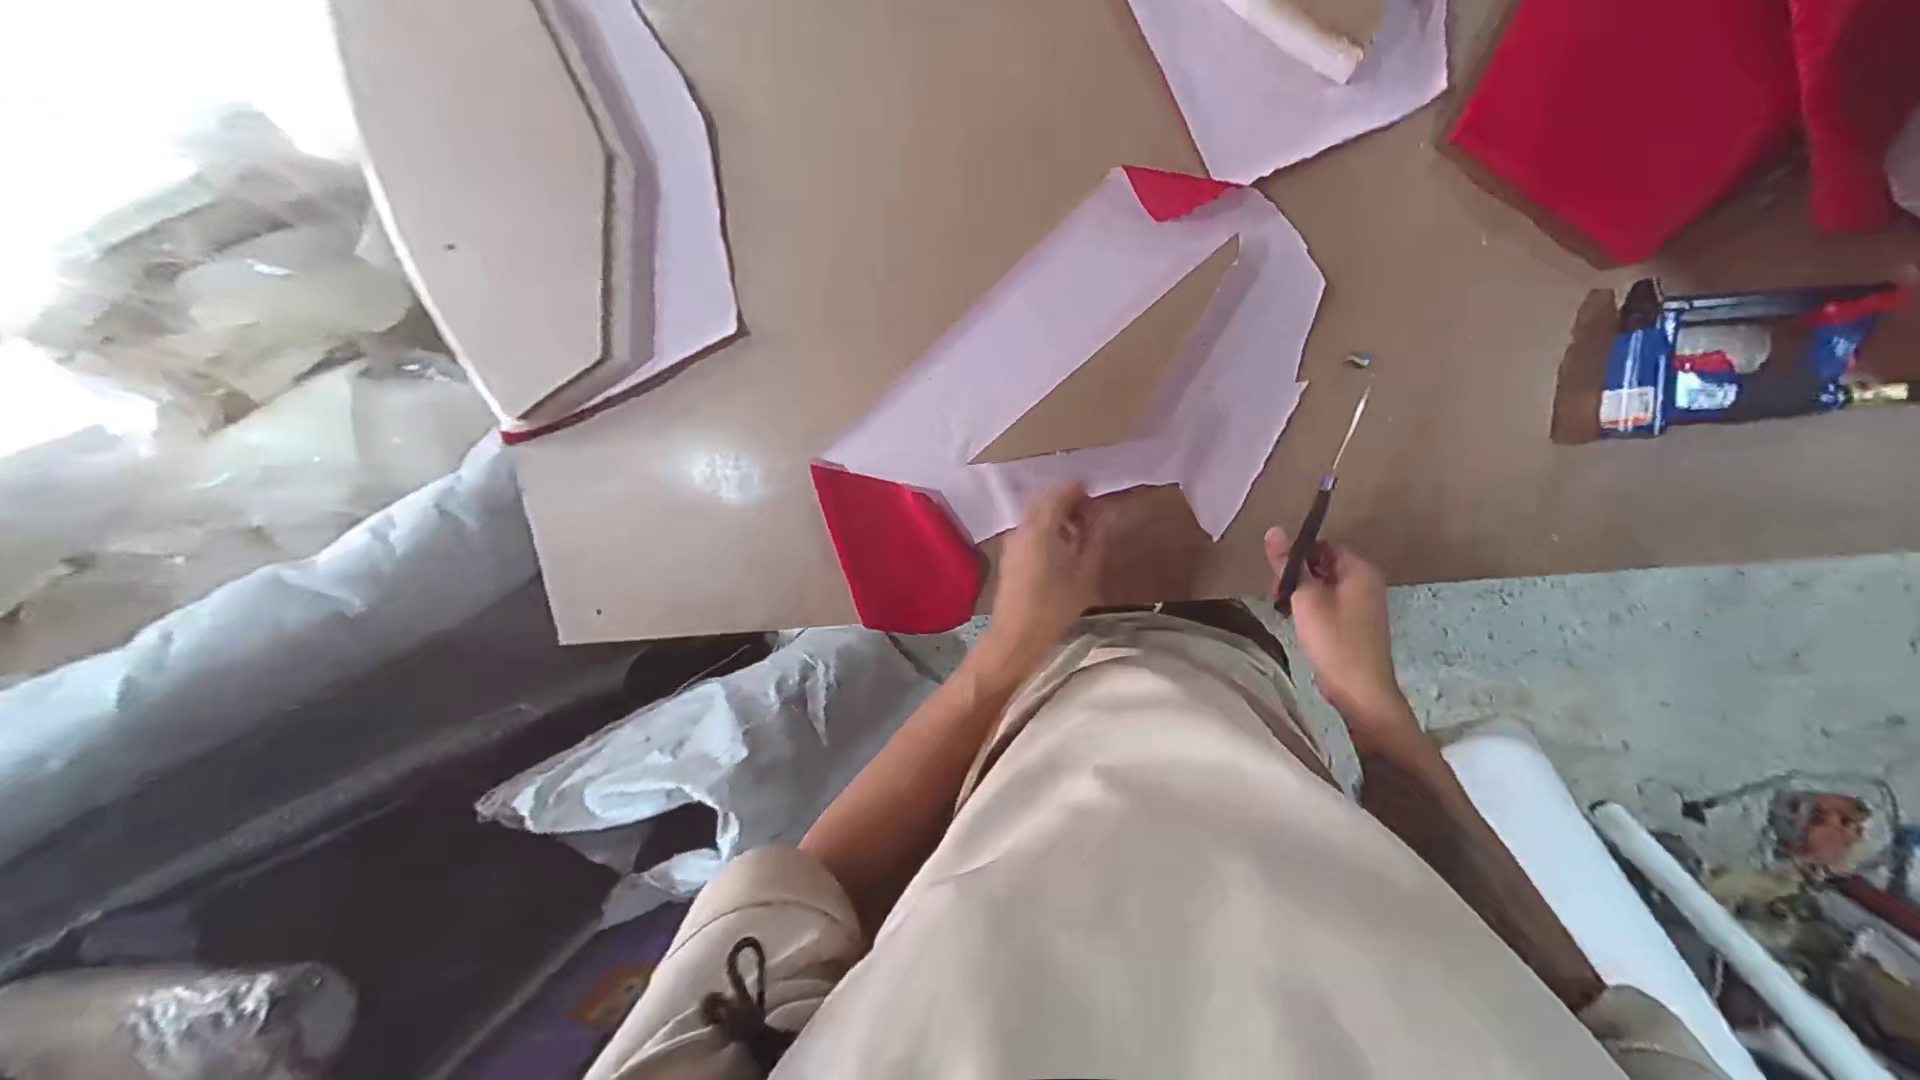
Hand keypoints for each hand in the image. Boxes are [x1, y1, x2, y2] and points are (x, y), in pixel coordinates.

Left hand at [980, 483, 1108, 670]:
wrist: (1016, 636)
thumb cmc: (1053, 609)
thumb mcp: (1085, 574)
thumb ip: (1096, 539)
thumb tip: (1105, 517)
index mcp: (1040, 528)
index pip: (1059, 491)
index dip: (1079, 490)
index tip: (1096, 498)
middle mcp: (1021, 528)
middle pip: (1044, 499)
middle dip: (1067, 500)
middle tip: (1089, 514)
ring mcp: (1012, 541)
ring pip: (1034, 513)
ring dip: (1056, 514)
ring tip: (1079, 532)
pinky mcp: (1009, 555)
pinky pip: (1028, 529)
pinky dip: (1045, 527)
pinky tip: (1061, 547)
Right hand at [1265, 528, 1412, 733]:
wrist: (1359, 688)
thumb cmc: (1332, 639)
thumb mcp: (1304, 598)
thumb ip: (1287, 564)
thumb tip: (1274, 529)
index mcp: (1359, 569)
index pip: (1321, 546)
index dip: (1297, 558)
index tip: (1279, 579)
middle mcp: (1367, 580)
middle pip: (1322, 564)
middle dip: (1297, 576)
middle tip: (1280, 597)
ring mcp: (1364, 602)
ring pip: (1323, 584)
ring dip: (1302, 593)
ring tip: (1289, 612)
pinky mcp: (1356, 621)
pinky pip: (1330, 601)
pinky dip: (1313, 607)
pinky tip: (1302, 624)